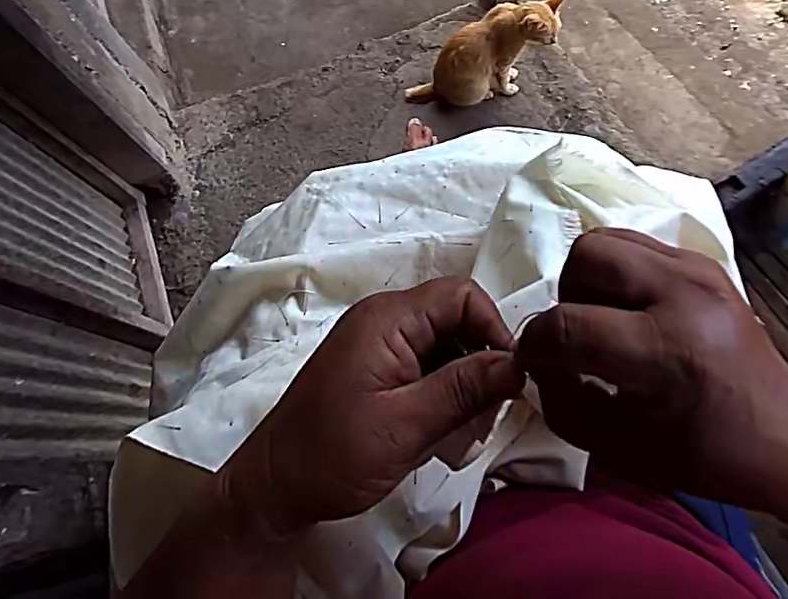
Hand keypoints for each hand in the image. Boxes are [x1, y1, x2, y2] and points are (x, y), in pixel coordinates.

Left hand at [218, 276, 524, 539]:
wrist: (270, 492)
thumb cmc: (329, 457)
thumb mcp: (405, 427)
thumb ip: (463, 390)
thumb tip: (517, 364)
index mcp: (389, 318)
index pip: (462, 295)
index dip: (493, 328)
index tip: (508, 374)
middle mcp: (387, 317)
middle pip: (457, 317)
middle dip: (480, 360)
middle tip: (487, 410)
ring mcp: (382, 339)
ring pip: (447, 340)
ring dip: (465, 379)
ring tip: (463, 427)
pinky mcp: (380, 361)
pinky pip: (429, 359)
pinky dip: (445, 388)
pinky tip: (443, 425)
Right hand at [515, 228, 787, 504]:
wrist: (781, 428)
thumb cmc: (705, 451)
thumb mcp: (621, 449)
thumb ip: (564, 401)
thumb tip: (535, 360)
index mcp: (666, 348)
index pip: (570, 324)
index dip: (537, 345)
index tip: (535, 361)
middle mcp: (681, 291)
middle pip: (586, 255)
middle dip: (566, 296)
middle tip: (578, 333)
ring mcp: (695, 267)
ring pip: (607, 239)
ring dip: (589, 278)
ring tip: (604, 318)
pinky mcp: (701, 259)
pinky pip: (635, 244)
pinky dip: (617, 272)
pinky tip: (631, 309)